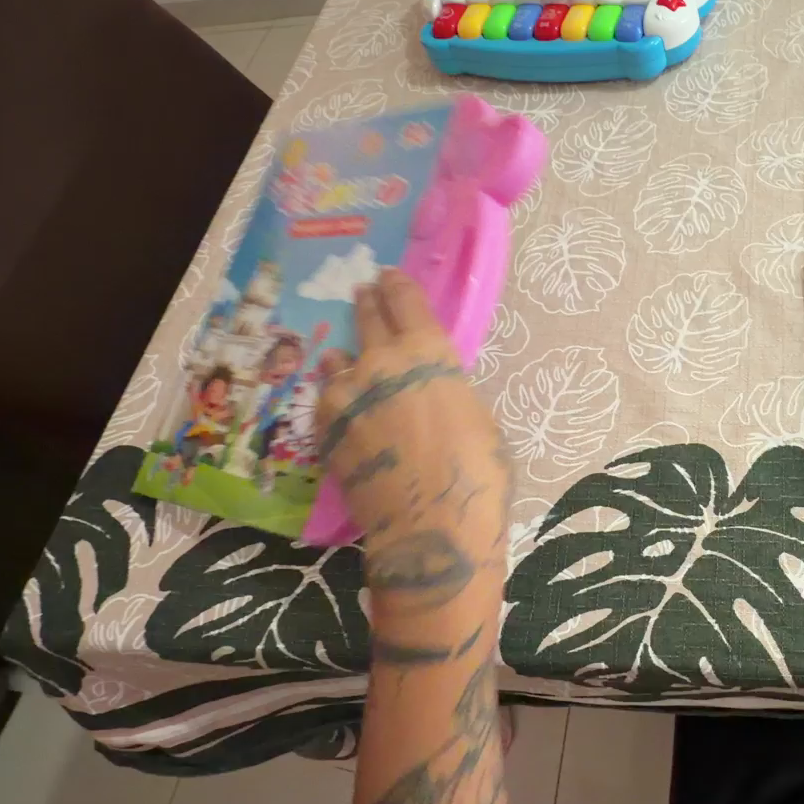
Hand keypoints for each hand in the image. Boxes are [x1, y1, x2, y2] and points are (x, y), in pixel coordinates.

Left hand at [315, 271, 509, 614]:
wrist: (432, 528)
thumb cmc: (478, 474)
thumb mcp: (478, 420)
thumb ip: (447, 392)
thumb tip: (430, 391)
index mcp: (429, 354)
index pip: (405, 301)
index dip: (396, 286)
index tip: (388, 276)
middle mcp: (381, 363)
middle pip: (367, 319)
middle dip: (367, 304)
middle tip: (363, 294)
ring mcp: (346, 396)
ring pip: (339, 363)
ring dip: (347, 359)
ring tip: (348, 361)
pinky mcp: (325, 430)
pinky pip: (327, 401)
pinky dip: (336, 397)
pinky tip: (343, 404)